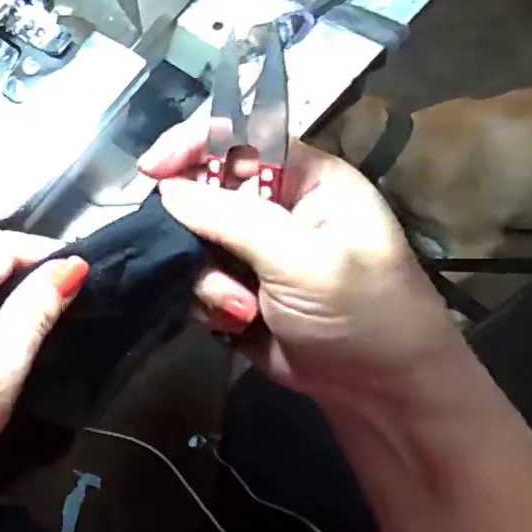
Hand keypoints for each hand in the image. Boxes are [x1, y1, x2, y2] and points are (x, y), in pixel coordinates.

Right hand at [136, 115, 459, 401]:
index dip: (193, 144)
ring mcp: (251, 248)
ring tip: (241, 310)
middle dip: (195, 229)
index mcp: (307, 179)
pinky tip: (237, 324)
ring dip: (205, 279)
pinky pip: (192, 278)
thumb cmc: (363, 314)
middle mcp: (274, 205)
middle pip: (203, 190)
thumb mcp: (304, 260)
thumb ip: (233, 219)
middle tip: (198, 259)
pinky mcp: (234, 285)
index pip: (240, 137)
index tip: (151, 170)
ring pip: (191, 241)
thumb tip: (168, 190)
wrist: (379, 394)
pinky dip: (206, 303)